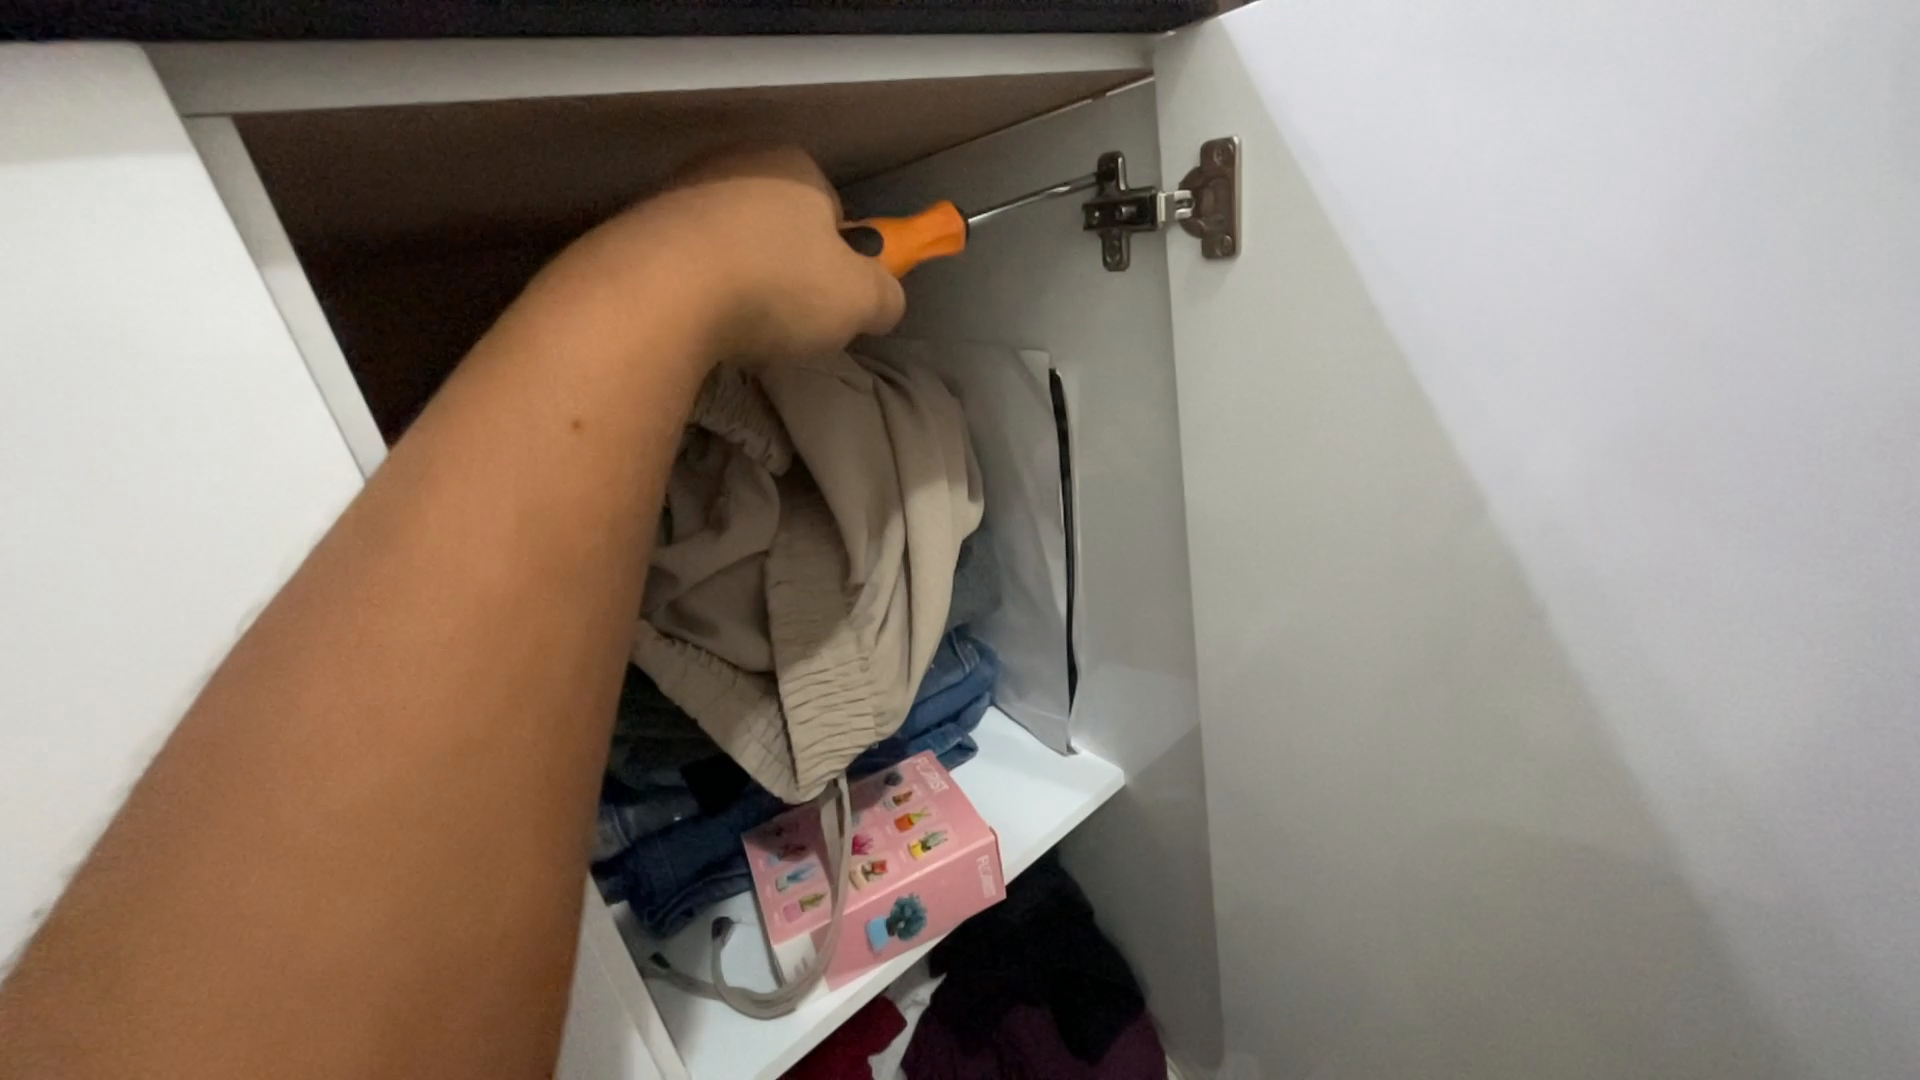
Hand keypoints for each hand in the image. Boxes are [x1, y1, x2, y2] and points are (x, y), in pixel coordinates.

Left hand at [559, 145, 905, 367]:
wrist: (663, 293)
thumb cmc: (779, 286)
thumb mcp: (862, 301)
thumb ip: (887, 297)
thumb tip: (885, 301)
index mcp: (796, 167)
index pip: (833, 213)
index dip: (839, 262)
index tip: (830, 301)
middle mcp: (737, 163)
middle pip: (780, 228)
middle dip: (788, 272)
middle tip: (788, 320)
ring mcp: (681, 191)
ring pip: (731, 244)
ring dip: (741, 282)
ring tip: (741, 328)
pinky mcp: (639, 227)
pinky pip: (687, 262)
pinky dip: (699, 291)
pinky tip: (701, 323)